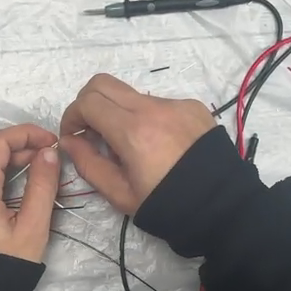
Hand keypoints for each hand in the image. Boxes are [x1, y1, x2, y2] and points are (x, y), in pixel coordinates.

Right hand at [58, 74, 216, 215]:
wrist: (222, 207)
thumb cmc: (168, 207)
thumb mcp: (120, 194)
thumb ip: (88, 164)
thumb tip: (69, 141)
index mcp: (132, 131)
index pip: (87, 102)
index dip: (71, 117)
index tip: (73, 136)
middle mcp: (153, 108)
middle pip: (103, 83)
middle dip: (88, 103)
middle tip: (90, 131)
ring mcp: (175, 104)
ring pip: (131, 94)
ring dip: (118, 112)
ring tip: (128, 147)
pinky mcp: (192, 107)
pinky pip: (158, 104)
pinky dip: (146, 118)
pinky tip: (158, 146)